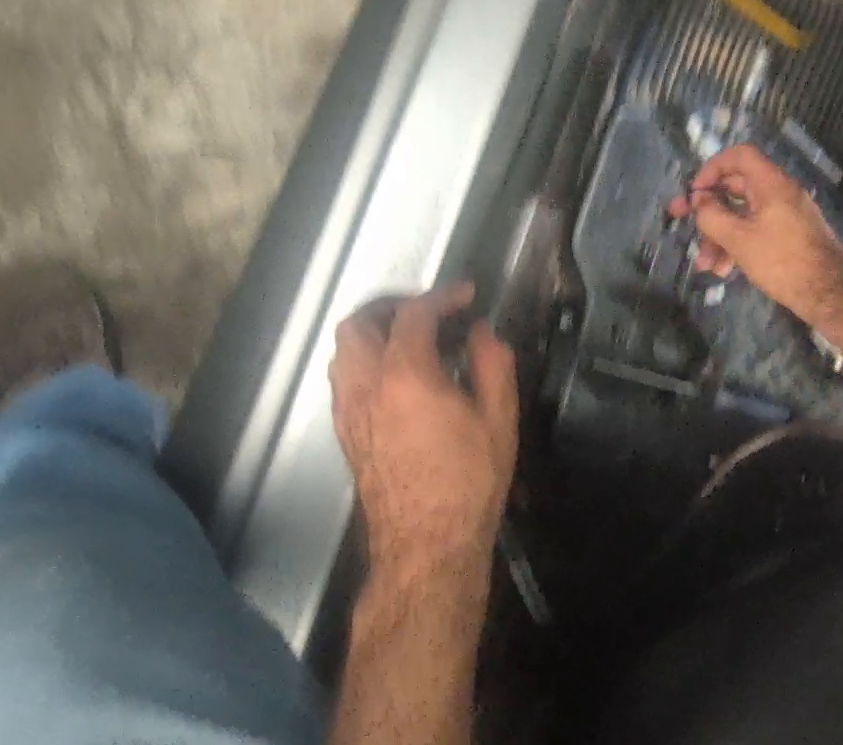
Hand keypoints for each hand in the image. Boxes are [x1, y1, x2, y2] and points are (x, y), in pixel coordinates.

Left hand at [330, 283, 518, 579]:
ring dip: (374, 334)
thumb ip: (492, 365)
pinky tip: (398, 379)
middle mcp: (366, 387)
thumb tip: (482, 334)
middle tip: (429, 312)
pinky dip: (366, 363)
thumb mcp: (499, 419)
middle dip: (392, 307)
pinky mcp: (346, 435)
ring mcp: (349, 413)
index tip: (467, 296)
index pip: (414, 315)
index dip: (442, 297)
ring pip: (344, 353)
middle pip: (359, 325)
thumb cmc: (469, 482)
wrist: (427, 546)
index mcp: (406, 376)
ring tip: (412, 341)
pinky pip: (344, 380)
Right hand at [668, 144, 842, 318]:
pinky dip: (738, 244)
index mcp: (772, 184)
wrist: (830, 294)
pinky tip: (724, 270)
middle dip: (707, 207)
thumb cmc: (782, 261)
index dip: (712, 168)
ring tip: (704, 264)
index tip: (694, 191)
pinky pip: (757, 230)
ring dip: (719, 235)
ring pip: (744, 215)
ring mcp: (787, 215)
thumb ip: (712, 215)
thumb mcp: (739, 239)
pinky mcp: (790, 236)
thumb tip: (699, 199)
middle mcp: (781, 193)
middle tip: (679, 218)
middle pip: (737, 187)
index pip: (740, 156)